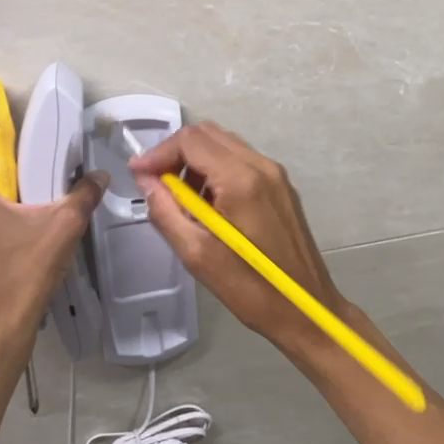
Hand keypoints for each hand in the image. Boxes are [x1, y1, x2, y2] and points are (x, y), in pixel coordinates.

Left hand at [0, 167, 106, 343]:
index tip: (46, 173)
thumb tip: (99, 175)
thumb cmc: (27, 270)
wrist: (1, 331)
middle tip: (50, 202)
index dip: (23, 166)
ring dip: (10, 223)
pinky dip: (1, 246)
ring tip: (40, 232)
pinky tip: (24, 258)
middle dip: (21, 197)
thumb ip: (83, 195)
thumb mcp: (64, 226)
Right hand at [130, 123, 346, 356]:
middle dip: (175, 153)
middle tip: (155, 184)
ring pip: (225, 145)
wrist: (306, 309)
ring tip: (180, 199)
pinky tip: (207, 205)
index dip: (158, 153)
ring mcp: (276, 174)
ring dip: (196, 162)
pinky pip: (242, 161)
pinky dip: (217, 171)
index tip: (137, 175)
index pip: (190, 140)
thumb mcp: (197, 254)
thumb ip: (166, 210)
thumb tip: (145, 181)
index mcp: (241, 179)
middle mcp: (262, 165)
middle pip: (208, 134)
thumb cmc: (250, 288)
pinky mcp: (282, 187)